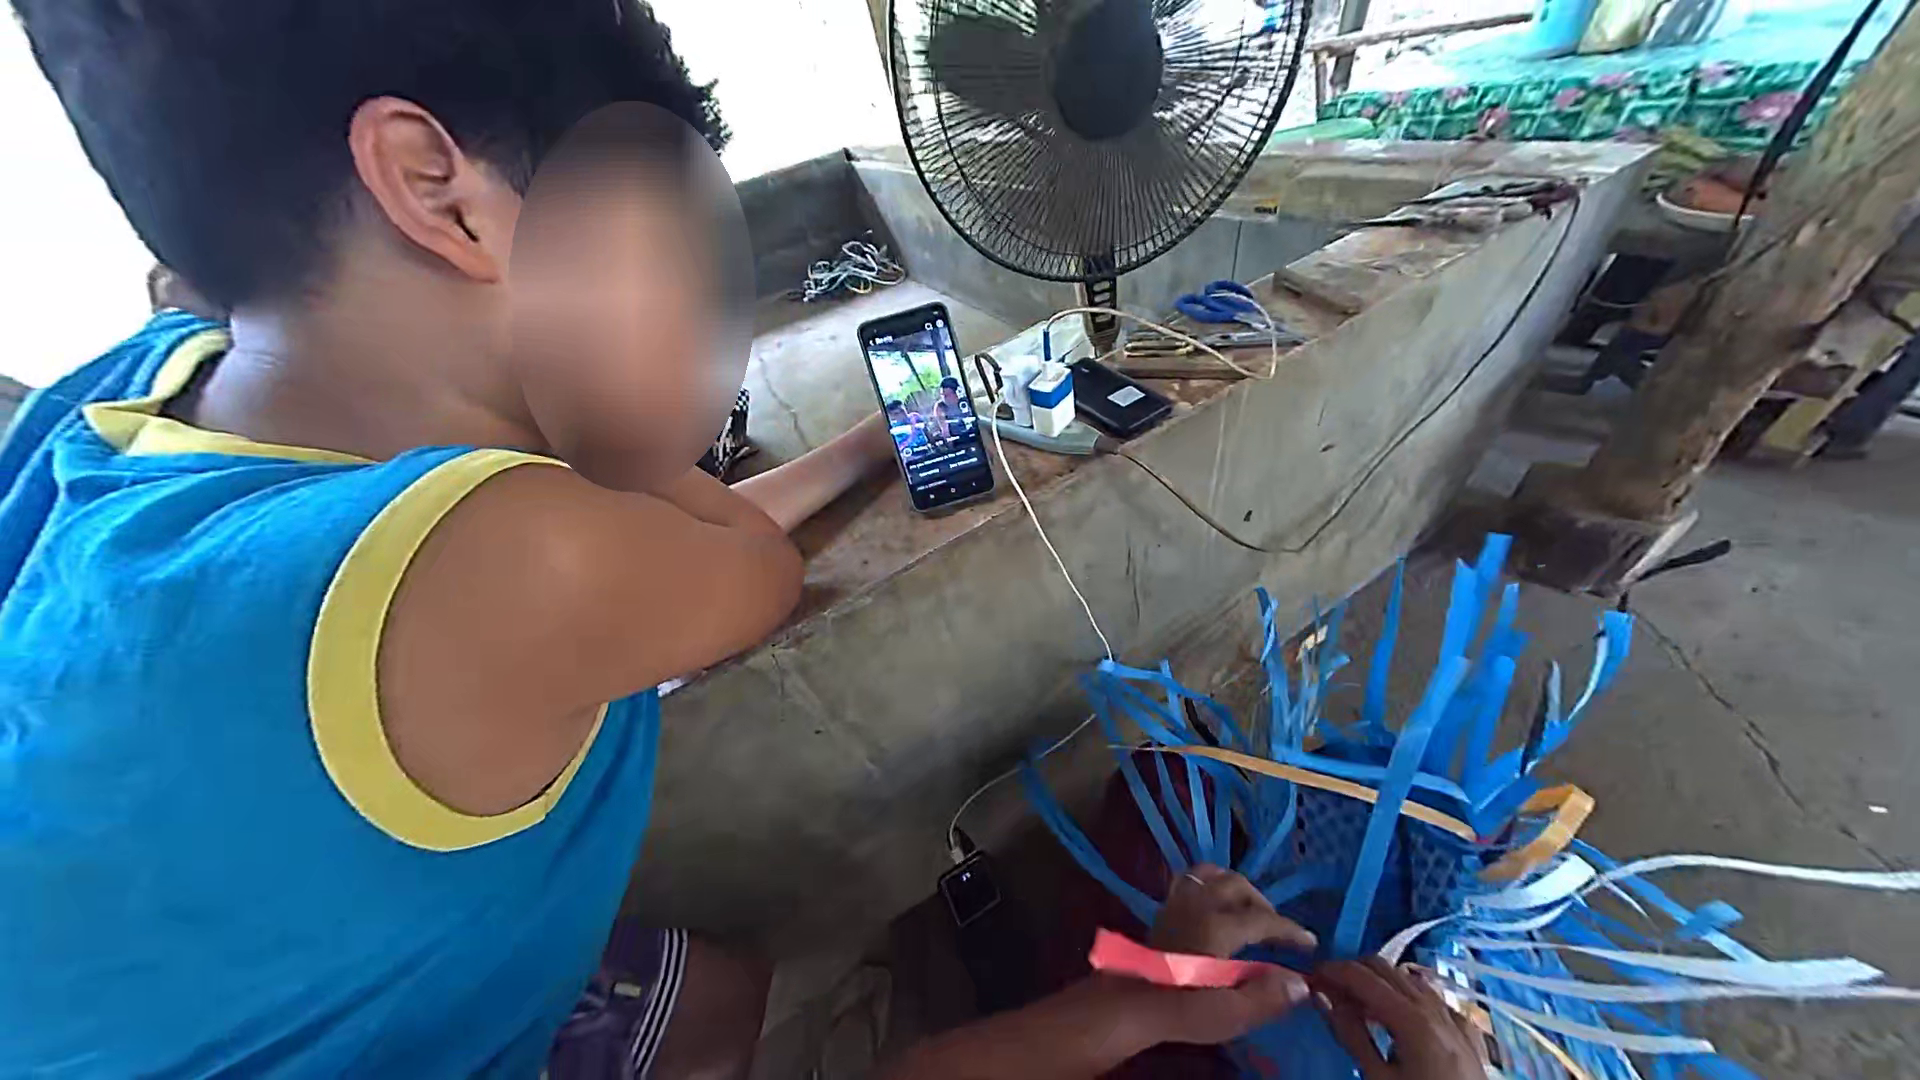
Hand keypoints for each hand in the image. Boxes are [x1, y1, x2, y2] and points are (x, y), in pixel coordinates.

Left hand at [1140, 864, 1316, 1046]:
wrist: (1136, 999)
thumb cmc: (1185, 1008)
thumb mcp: (1231, 1013)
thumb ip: (1267, 996)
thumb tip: (1300, 982)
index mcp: (1216, 925)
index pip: (1261, 918)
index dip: (1289, 929)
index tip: (1310, 942)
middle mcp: (1198, 902)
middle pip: (1237, 884)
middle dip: (1263, 903)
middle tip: (1279, 930)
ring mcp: (1179, 900)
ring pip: (1212, 873)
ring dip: (1236, 887)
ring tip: (1251, 911)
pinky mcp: (1167, 905)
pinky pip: (1193, 878)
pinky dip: (1213, 882)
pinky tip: (1218, 904)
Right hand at [1312, 957, 1487, 1079]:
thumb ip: (1350, 1034)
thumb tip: (1321, 996)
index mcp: (1411, 1018)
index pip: (1359, 975)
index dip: (1330, 971)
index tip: (1310, 978)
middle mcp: (1434, 1010)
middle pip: (1384, 967)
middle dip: (1352, 971)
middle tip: (1331, 990)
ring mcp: (1456, 1024)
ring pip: (1410, 979)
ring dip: (1381, 982)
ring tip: (1362, 1004)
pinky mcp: (1471, 1042)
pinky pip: (1438, 1002)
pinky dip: (1414, 997)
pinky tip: (1406, 1016)